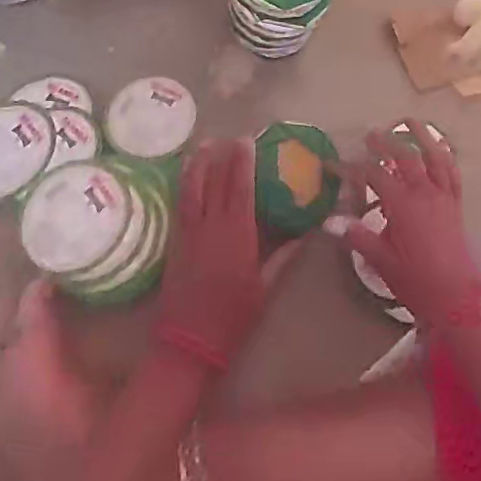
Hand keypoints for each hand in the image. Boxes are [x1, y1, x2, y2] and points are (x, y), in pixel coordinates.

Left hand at [155, 139, 272, 367]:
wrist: (188, 343)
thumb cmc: (233, 317)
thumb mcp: (265, 288)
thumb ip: (284, 256)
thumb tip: (307, 232)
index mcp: (237, 234)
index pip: (240, 188)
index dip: (243, 162)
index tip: (248, 140)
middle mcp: (211, 226)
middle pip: (215, 182)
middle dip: (223, 156)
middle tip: (231, 136)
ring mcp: (189, 232)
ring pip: (192, 188)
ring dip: (199, 164)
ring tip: (205, 144)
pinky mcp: (174, 241)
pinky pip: (180, 204)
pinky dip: (185, 184)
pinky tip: (187, 174)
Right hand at [331, 120, 480, 325]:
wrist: (457, 298)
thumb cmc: (416, 281)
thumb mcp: (381, 261)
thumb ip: (358, 237)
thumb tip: (331, 221)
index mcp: (402, 204)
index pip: (372, 175)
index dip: (350, 168)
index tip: (333, 165)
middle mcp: (424, 193)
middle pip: (404, 157)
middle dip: (385, 142)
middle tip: (369, 135)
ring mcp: (443, 196)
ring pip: (433, 156)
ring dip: (421, 136)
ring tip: (409, 122)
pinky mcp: (456, 204)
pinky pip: (452, 172)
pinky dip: (444, 156)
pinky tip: (438, 149)